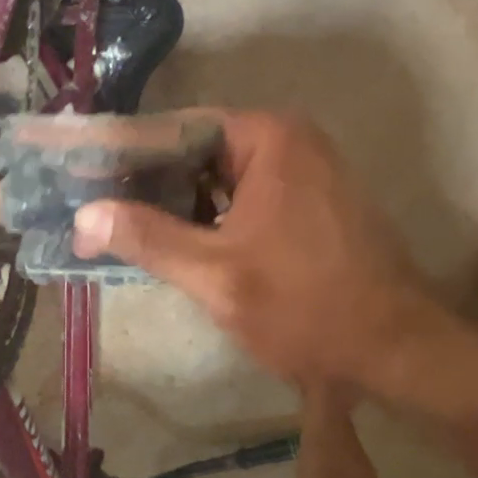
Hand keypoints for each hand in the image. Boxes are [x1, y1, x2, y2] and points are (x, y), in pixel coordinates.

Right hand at [73, 110, 444, 388]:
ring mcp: (309, 169)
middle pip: (199, 150)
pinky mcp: (315, 200)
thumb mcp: (216, 276)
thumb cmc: (305, 306)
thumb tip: (83, 216)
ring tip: (125, 230)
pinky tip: (180, 244)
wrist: (394, 349)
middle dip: (151, 182)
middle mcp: (292, 138)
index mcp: (269, 137)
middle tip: (97, 212)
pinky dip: (213, 214)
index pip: (177, 128)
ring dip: (180, 202)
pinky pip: (248, 194)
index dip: (127, 156)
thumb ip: (147, 238)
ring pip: (222, 176)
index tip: (85, 181)